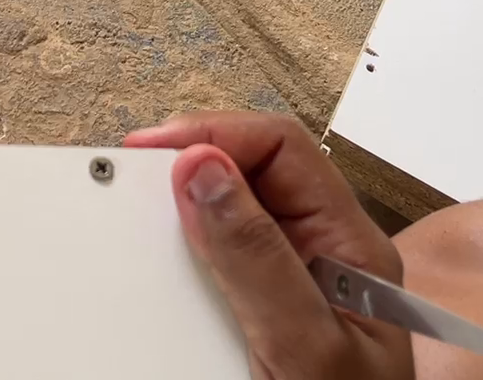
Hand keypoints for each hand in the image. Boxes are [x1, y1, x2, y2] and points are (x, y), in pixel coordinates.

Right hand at [125, 112, 414, 379]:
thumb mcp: (302, 349)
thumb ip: (256, 259)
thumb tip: (201, 168)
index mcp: (346, 242)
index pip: (281, 148)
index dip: (216, 134)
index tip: (156, 151)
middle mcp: (316, 244)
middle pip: (248, 162)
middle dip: (189, 156)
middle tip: (136, 171)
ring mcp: (283, 267)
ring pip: (224, 195)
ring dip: (178, 192)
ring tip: (140, 200)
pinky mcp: (251, 291)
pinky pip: (208, 237)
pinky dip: (174, 230)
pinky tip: (156, 240)